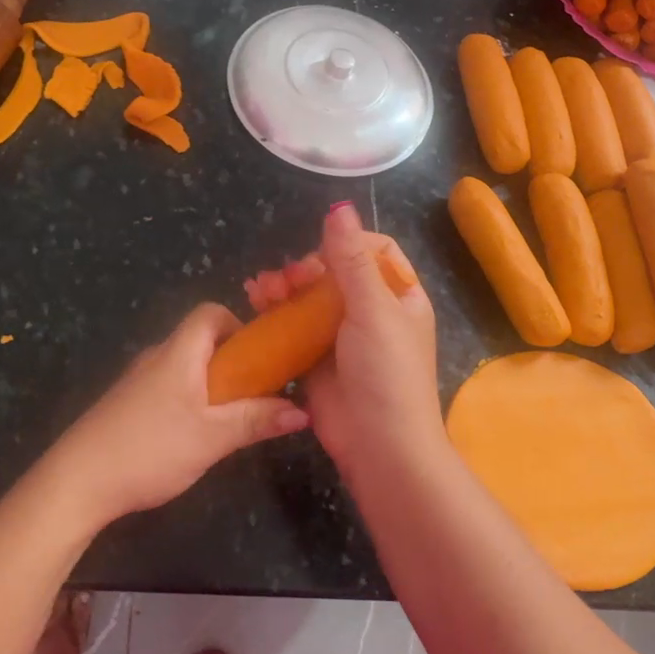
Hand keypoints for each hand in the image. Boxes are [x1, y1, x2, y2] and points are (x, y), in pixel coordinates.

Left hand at [47, 304, 309, 526]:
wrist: (78, 479)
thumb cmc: (150, 448)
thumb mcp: (213, 438)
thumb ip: (256, 420)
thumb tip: (302, 411)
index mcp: (178, 352)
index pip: (210, 313)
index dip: (239, 326)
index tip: (261, 358)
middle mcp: (156, 357)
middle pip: (200, 341)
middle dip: (233, 363)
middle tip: (256, 397)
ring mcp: (137, 382)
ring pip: (184, 369)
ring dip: (211, 387)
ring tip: (230, 423)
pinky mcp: (125, 406)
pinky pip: (168, 389)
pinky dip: (189, 403)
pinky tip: (193, 439)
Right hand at [244, 204, 442, 468]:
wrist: (378, 447)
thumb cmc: (386, 373)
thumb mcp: (373, 310)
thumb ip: (352, 259)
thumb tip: (339, 207)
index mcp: (400, 297)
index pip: (374, 251)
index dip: (345, 245)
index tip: (321, 256)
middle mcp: (373, 312)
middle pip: (335, 271)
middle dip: (305, 268)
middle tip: (287, 280)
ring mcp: (342, 337)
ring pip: (309, 297)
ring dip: (284, 287)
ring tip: (260, 289)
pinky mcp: (316, 360)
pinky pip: (293, 326)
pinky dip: (273, 312)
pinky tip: (254, 302)